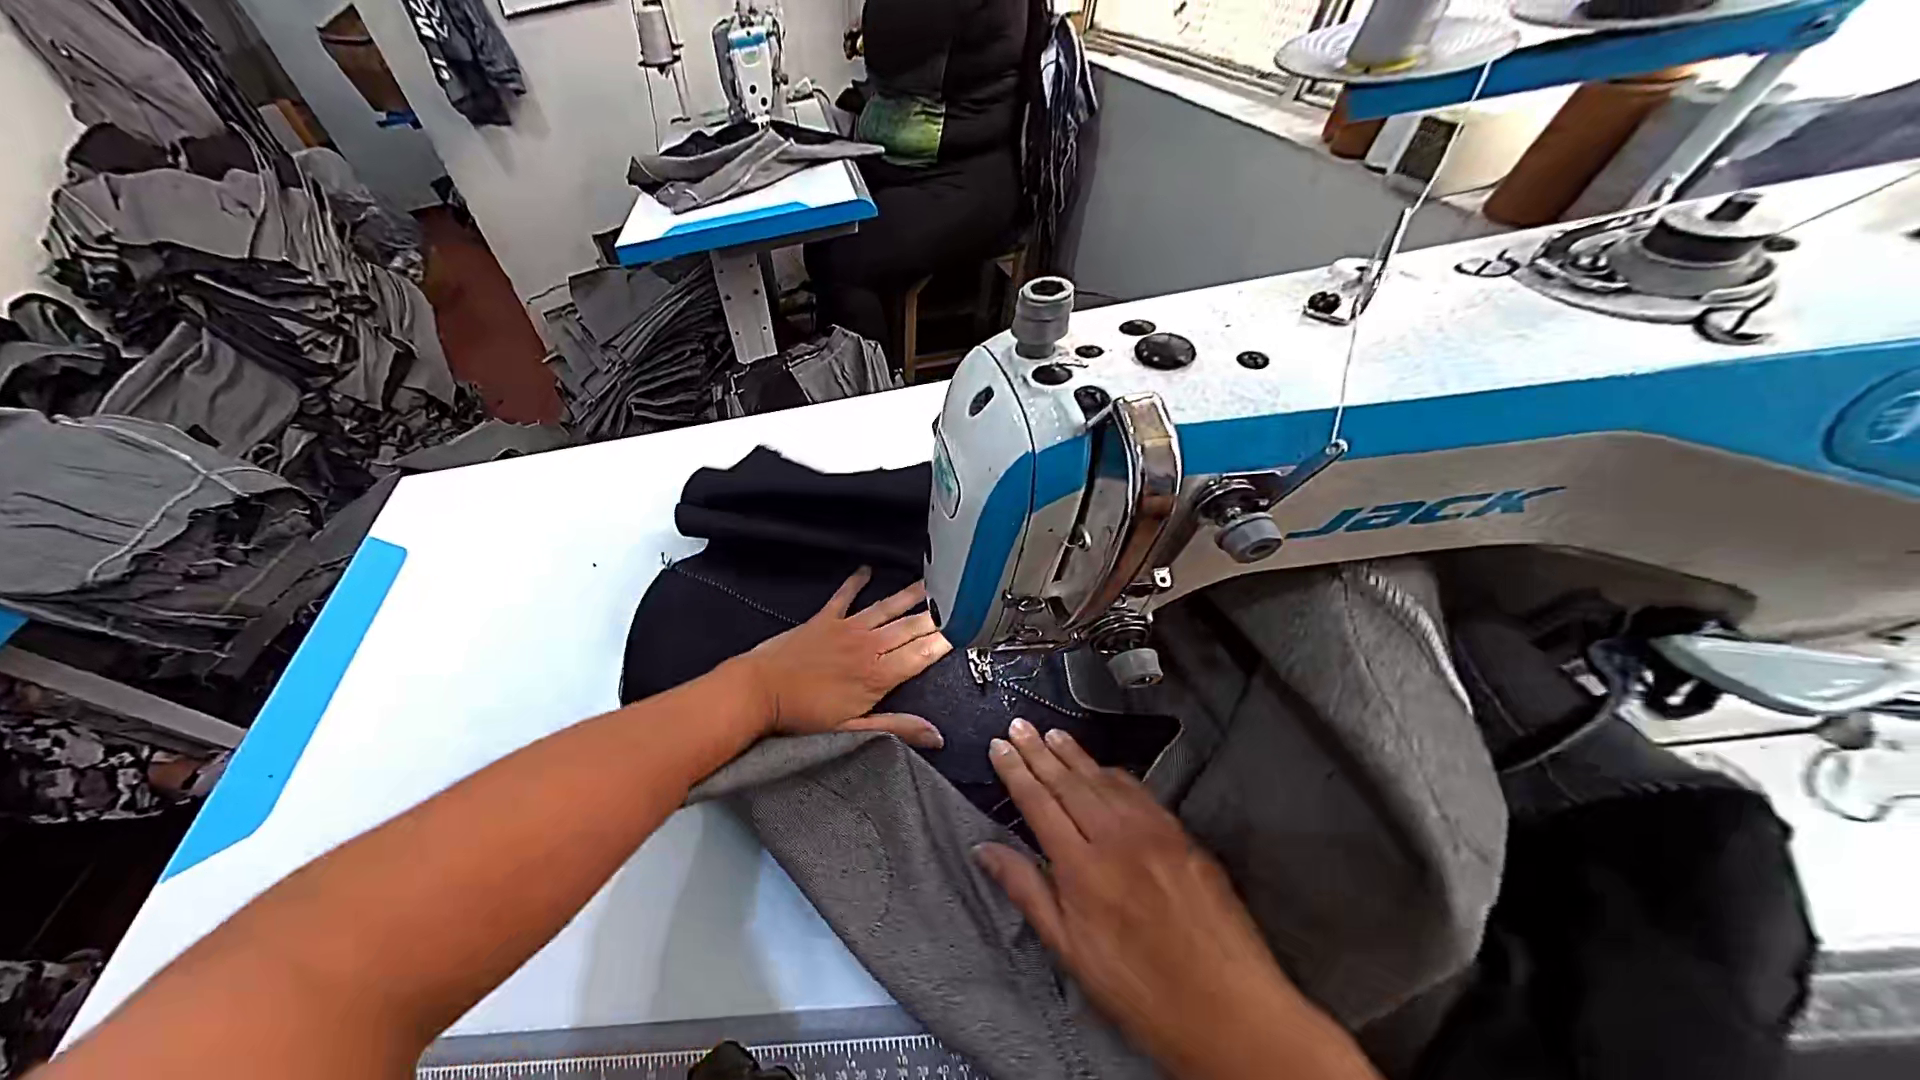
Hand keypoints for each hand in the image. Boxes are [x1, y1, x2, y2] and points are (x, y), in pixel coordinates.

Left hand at [734, 567, 951, 747]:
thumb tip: (936, 736)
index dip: (945, 642)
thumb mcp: (853, 730)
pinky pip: (845, 596)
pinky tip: (866, 570)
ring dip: (910, 595)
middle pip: (911, 627)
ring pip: (887, 607)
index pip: (922, 654)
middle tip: (959, 601)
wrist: (759, 691)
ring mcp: (847, 628)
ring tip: (931, 583)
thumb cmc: (803, 716)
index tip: (965, 630)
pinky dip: (856, 582)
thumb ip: (897, 728)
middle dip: (937, 615)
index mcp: (878, 674)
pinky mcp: (825, 618)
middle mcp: (868, 646)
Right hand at [974, 719, 1379, 1079]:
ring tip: (1053, 734)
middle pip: (1069, 782)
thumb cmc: (1142, 993)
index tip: (1000, 747)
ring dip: (1075, 754)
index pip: (1039, 802)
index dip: (1016, 771)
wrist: (1230, 1010)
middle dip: (1039, 751)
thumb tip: (985, 851)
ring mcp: (1153, 832)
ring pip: (1104, 780)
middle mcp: (1115, 838)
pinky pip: (1140, 791)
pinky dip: (1115, 773)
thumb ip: (1027, 892)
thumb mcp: (1071, 953)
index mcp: (1082, 868)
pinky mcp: (1182, 836)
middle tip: (1020, 726)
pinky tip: (1104, 767)